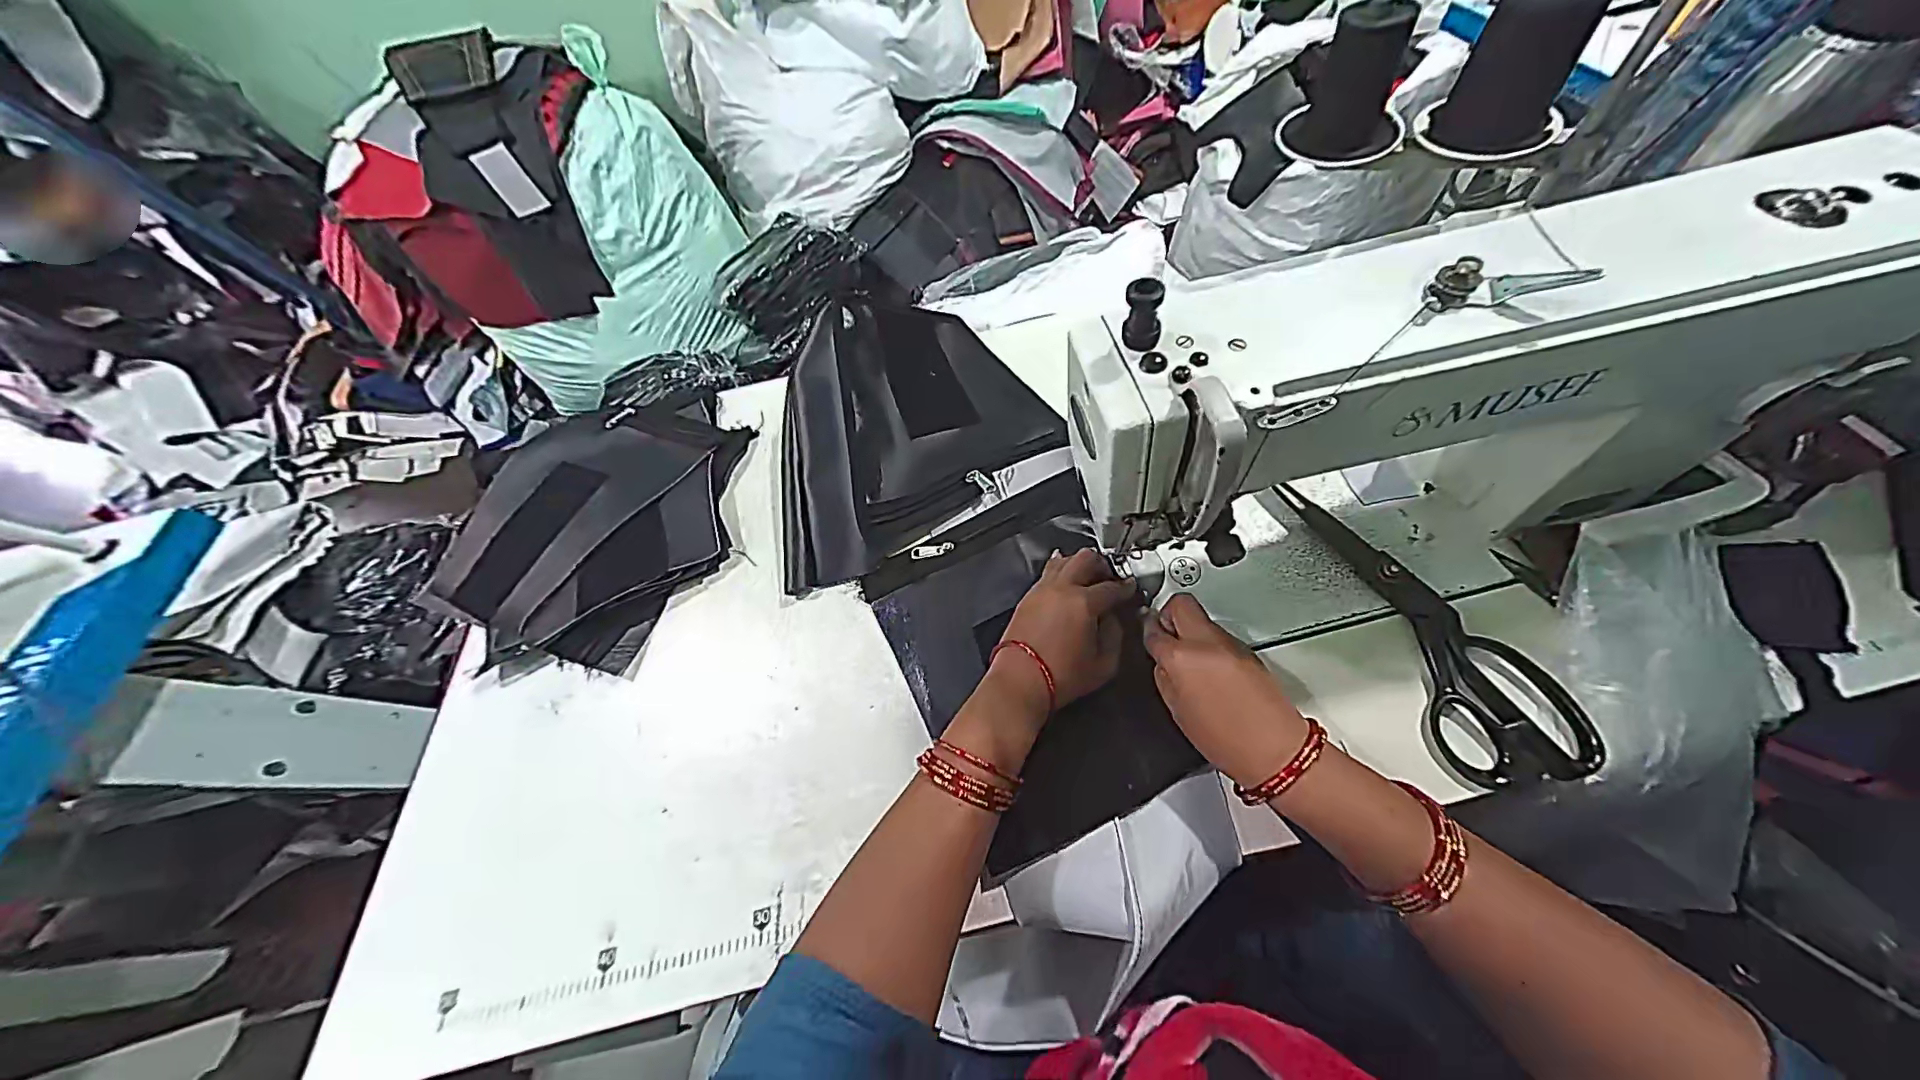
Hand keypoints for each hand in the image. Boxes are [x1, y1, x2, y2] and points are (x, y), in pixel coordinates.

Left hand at [995, 549, 1138, 713]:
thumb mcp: (1104, 664)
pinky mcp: (1027, 598)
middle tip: (1110, 574)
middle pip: (1086, 559)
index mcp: (1084, 603)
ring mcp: (1041, 591)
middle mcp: (1061, 590)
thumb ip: (1115, 635)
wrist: (1021, 680)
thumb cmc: (1057, 676)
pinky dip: (1059, 571)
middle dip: (1103, 564)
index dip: (1125, 586)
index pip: (1112, 586)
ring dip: (1079, 563)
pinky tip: (1063, 579)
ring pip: (1064, 560)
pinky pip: (1047, 573)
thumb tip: (1114, 620)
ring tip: (1088, 574)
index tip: (1129, 588)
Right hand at [1142, 593, 1310, 787]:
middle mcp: (1207, 643)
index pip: (1154, 630)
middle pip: (1181, 604)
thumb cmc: (1229, 740)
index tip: (1148, 635)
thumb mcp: (1178, 711)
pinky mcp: (1249, 652)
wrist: (1275, 749)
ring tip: (1192, 662)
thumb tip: (1162, 663)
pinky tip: (1212, 672)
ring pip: (1203, 619)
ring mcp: (1231, 644)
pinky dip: (1212, 647)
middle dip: (1169, 614)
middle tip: (1166, 632)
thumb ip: (1164, 678)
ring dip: (1193, 633)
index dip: (1148, 632)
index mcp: (1182, 657)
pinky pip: (1221, 638)